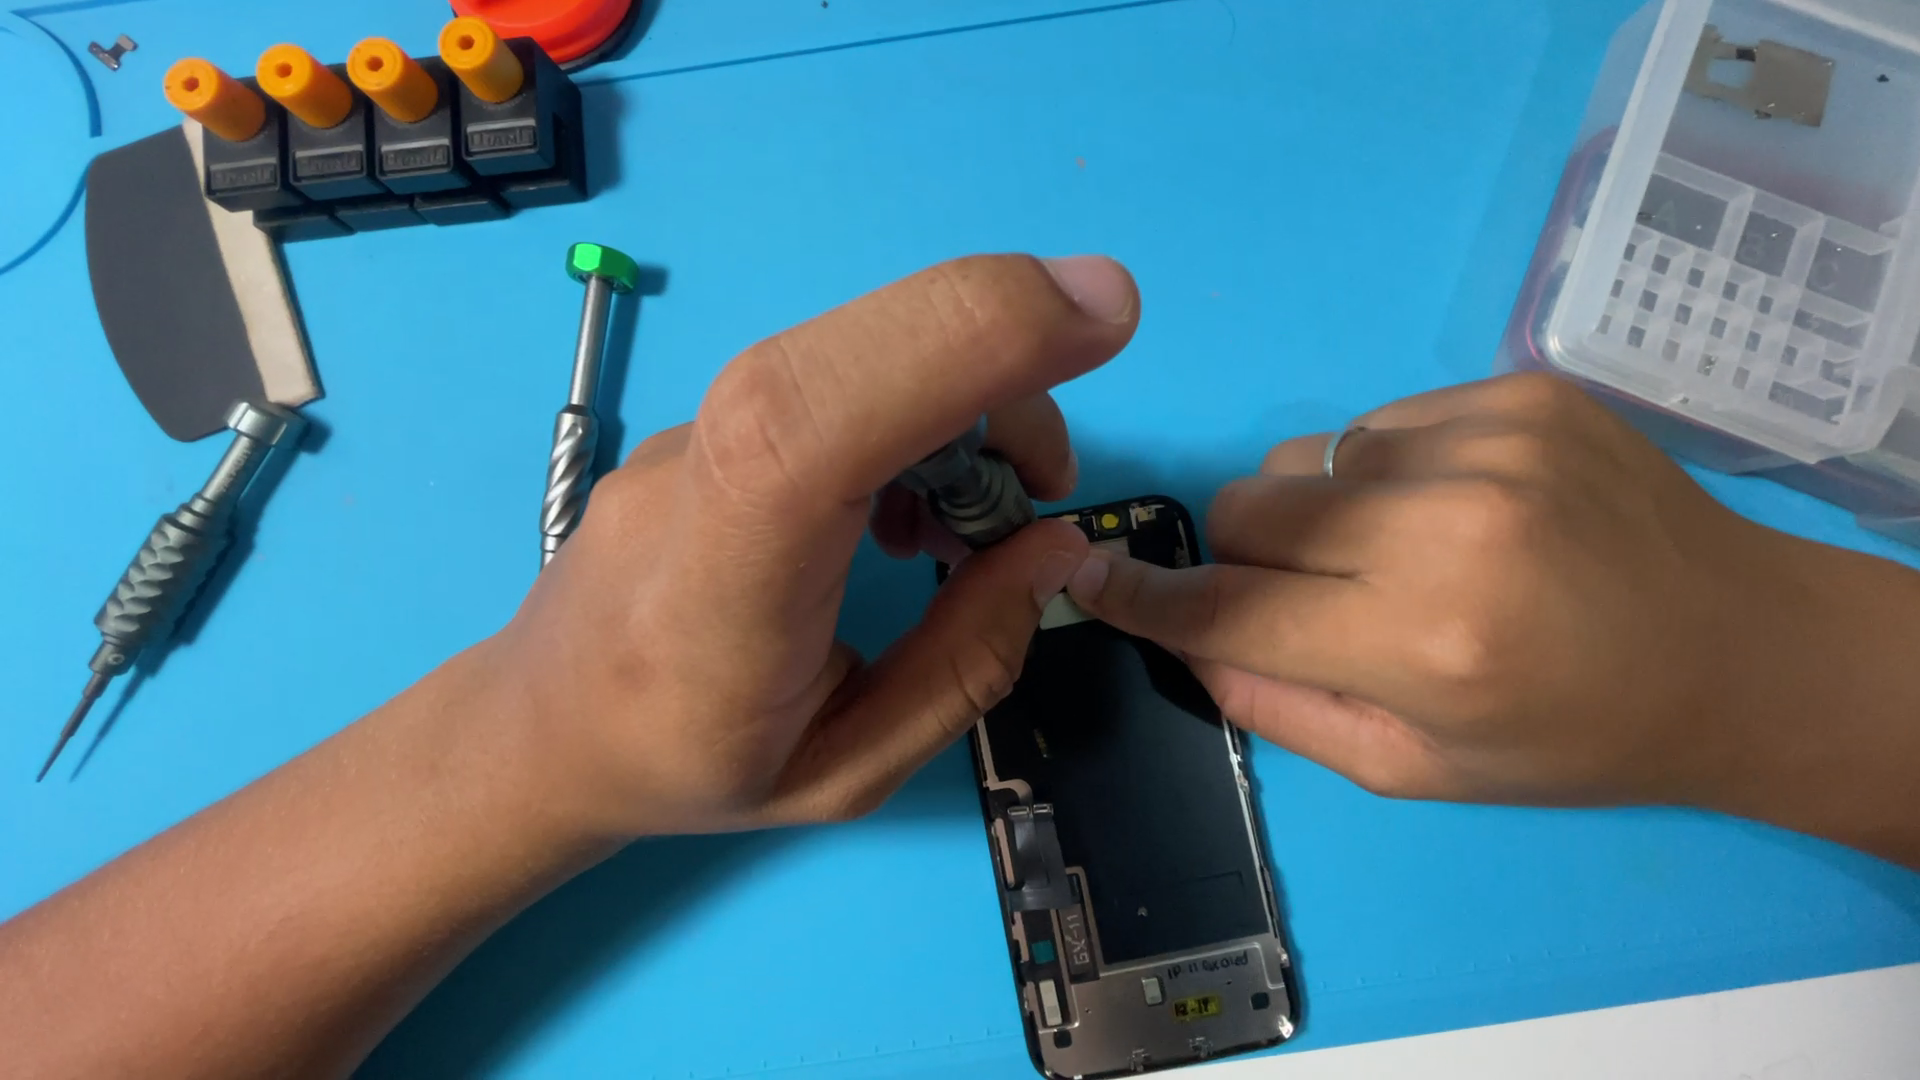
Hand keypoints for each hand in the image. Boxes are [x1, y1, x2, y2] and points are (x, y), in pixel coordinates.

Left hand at [484, 255, 1138, 835]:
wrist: (544, 727)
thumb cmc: (690, 768)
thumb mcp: (849, 768)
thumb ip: (965, 665)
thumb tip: (1057, 545)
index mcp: (721, 586)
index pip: (818, 418)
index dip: (963, 337)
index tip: (1100, 310)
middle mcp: (697, 476)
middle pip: (853, 358)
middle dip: (1000, 372)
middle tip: (1045, 488)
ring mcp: (694, 432)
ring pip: (856, 356)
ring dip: (963, 401)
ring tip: (973, 523)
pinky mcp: (712, 419)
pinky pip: (835, 379)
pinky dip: (916, 413)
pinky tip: (911, 505)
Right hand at [1065, 373, 1850, 808]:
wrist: (1748, 651)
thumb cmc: (1565, 734)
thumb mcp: (1405, 765)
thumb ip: (1271, 703)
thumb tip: (1178, 633)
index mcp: (1422, 641)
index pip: (1228, 607)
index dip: (1145, 595)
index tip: (1088, 578)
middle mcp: (1446, 527)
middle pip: (1245, 507)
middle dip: (1246, 554)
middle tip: (1311, 592)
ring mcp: (1487, 441)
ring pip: (1298, 458)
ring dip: (1312, 510)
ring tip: (1393, 547)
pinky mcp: (1515, 391)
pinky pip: (1371, 425)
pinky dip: (1379, 472)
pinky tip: (1453, 507)